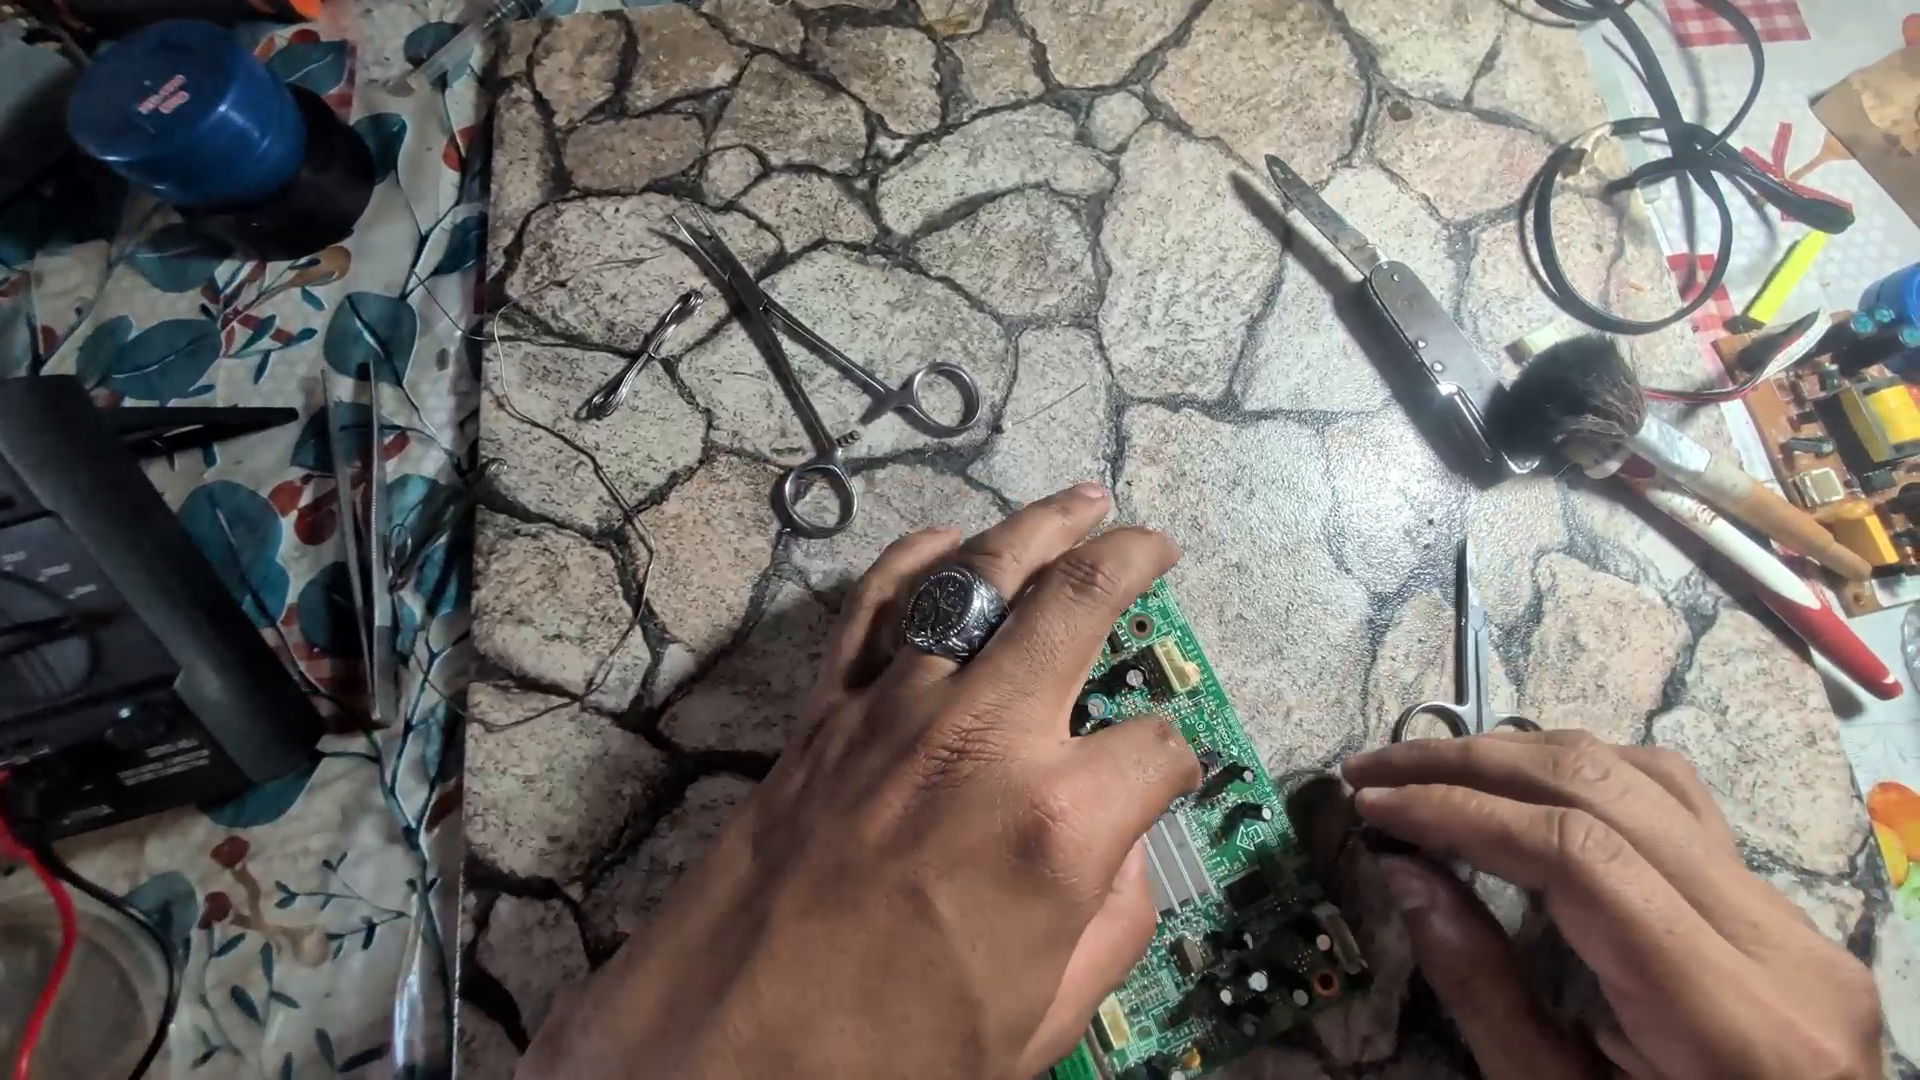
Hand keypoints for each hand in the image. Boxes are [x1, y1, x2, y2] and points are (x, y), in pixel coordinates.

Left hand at [518, 484, 1200, 1079]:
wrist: (724, 1056)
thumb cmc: (894, 1056)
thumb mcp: (1043, 1016)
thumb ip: (1111, 918)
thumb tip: (1125, 843)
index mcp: (1056, 826)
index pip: (1156, 751)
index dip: (1174, 762)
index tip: (1165, 774)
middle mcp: (984, 736)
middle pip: (1079, 605)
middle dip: (1132, 561)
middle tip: (1155, 541)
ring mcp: (899, 705)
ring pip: (980, 577)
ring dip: (1040, 528)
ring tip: (1081, 501)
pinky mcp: (829, 705)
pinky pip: (875, 604)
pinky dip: (915, 558)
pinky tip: (950, 539)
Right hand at [1343, 731, 1879, 1078]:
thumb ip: (1477, 983)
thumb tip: (1399, 865)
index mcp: (1732, 1018)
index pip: (1577, 853)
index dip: (1458, 811)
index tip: (1371, 805)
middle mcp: (1779, 942)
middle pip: (1597, 790)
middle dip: (1462, 765)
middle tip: (1373, 770)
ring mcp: (1782, 909)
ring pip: (1630, 771)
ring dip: (1508, 754)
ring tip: (1425, 768)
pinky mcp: (1766, 895)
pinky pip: (1665, 791)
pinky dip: (1571, 767)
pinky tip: (1514, 781)